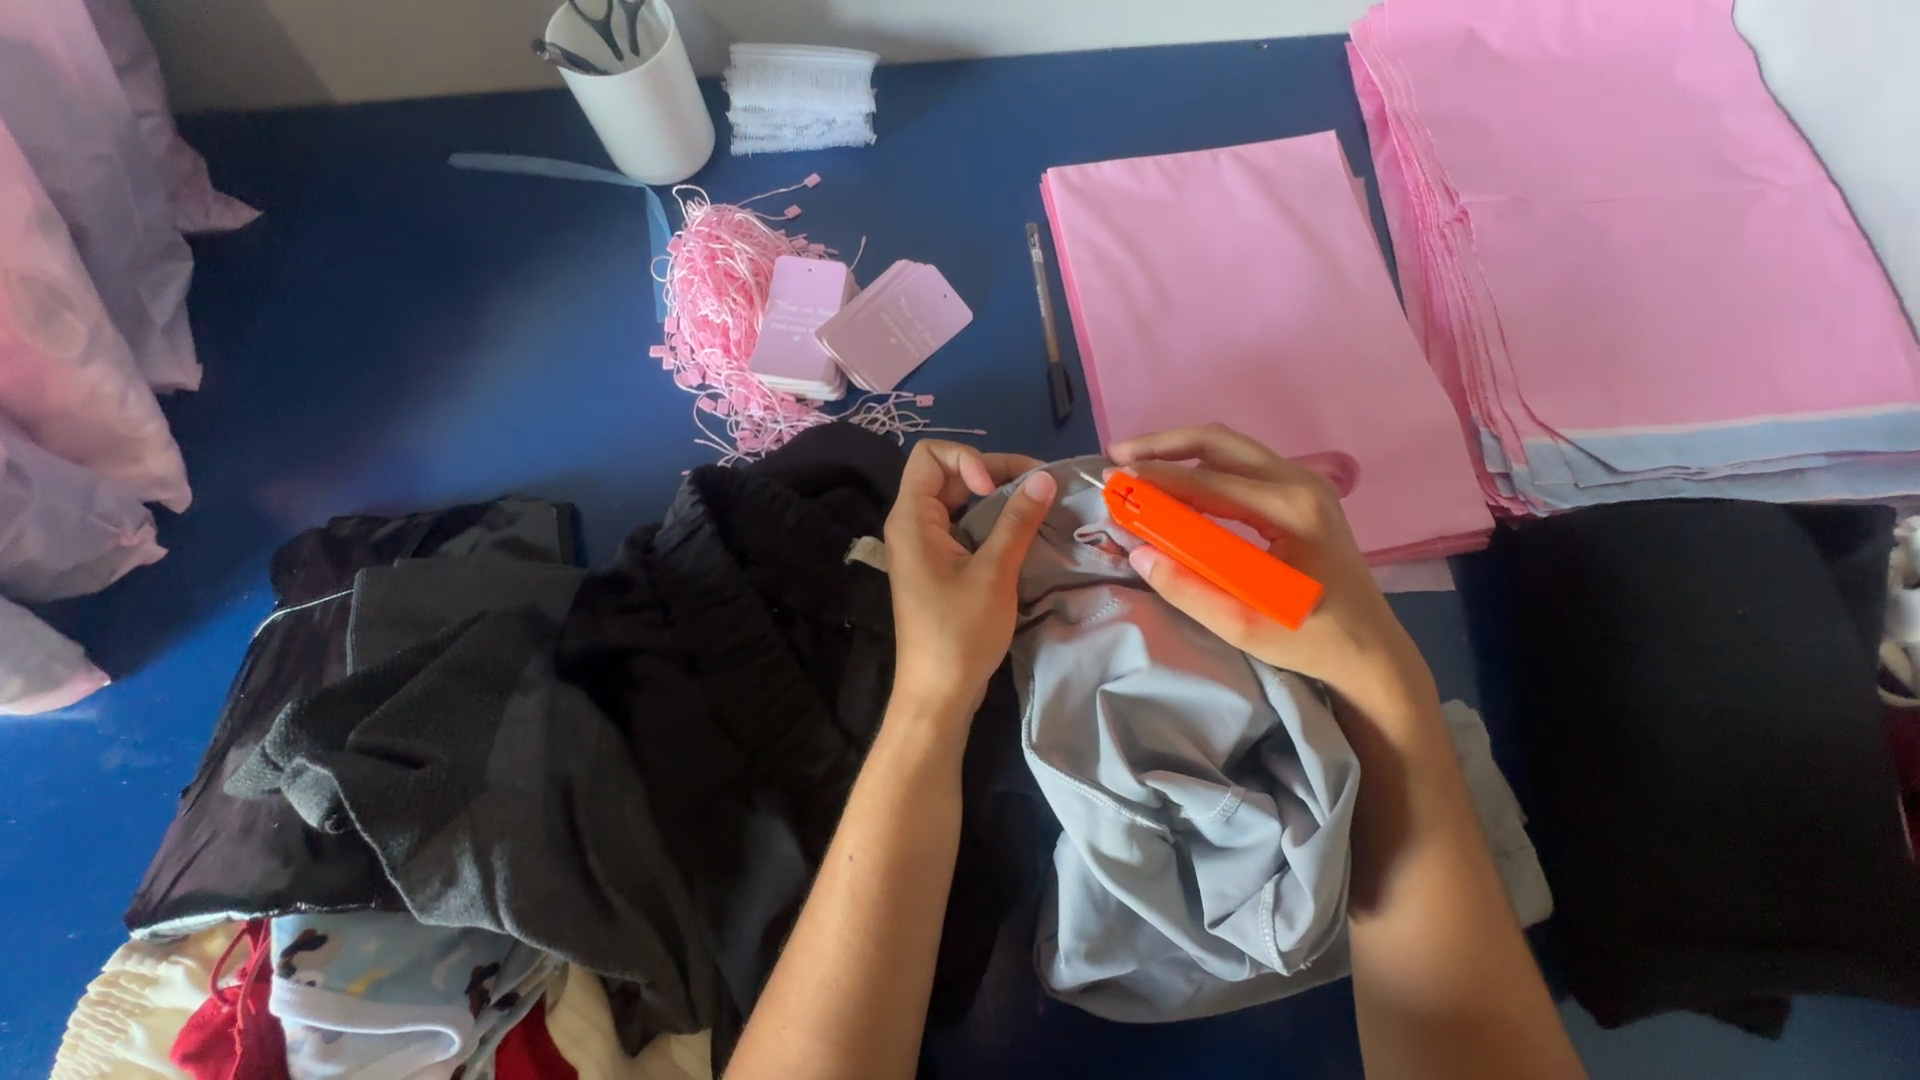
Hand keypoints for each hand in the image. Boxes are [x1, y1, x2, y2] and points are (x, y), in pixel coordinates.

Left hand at [883, 440, 1055, 718]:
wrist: (938, 693)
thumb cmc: (959, 633)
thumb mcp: (993, 573)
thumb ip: (1017, 521)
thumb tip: (1044, 478)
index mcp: (912, 519)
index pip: (930, 454)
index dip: (968, 458)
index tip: (995, 489)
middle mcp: (912, 525)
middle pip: (948, 473)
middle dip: (994, 472)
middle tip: (1040, 487)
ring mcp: (925, 546)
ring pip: (960, 501)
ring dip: (997, 497)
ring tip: (1039, 505)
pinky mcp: (939, 566)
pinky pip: (964, 526)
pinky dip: (992, 521)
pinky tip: (1023, 532)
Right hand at [1110, 424, 1435, 710]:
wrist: (1371, 649)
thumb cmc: (1312, 641)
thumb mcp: (1244, 627)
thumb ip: (1187, 589)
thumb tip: (1138, 552)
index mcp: (1291, 510)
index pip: (1208, 482)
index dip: (1155, 479)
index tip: (1112, 480)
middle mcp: (1299, 483)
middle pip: (1219, 442)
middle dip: (1162, 445)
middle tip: (1117, 456)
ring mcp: (1303, 484)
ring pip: (1229, 448)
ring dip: (1179, 452)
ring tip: (1135, 465)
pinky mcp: (1300, 494)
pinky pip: (1240, 466)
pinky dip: (1200, 468)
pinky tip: (1173, 484)